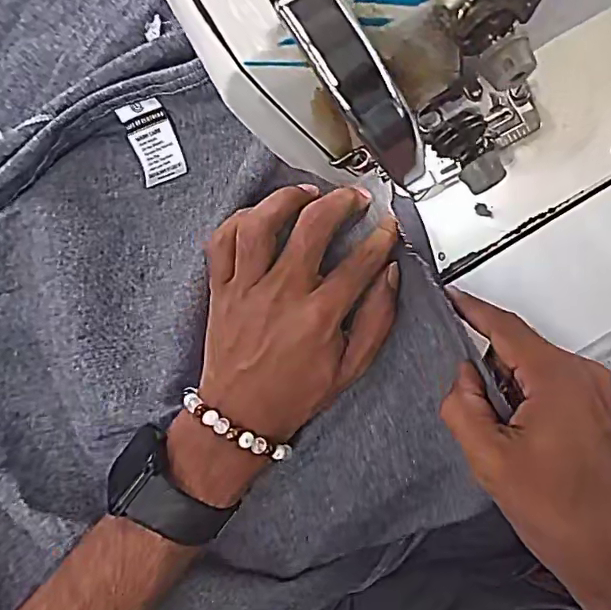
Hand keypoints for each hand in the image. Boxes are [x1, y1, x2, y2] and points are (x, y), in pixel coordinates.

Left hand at [169, 184, 400, 505]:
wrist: (240, 416)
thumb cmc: (294, 394)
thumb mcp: (351, 368)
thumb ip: (377, 320)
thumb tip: (389, 276)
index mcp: (318, 316)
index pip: (359, 262)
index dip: (381, 237)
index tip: (388, 227)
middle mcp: (282, 294)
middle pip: (312, 227)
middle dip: (340, 203)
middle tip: (353, 199)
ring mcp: (247, 289)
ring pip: (260, 224)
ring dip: (286, 199)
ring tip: (307, 193)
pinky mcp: (221, 289)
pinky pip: (221, 242)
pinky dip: (239, 220)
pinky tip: (259, 215)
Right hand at [440, 291, 610, 609]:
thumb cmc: (566, 516)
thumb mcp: (490, 461)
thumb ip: (463, 406)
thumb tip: (462, 378)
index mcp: (560, 379)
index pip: (506, 328)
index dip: (472, 310)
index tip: (453, 298)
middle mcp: (588, 377)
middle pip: (522, 351)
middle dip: (494, 375)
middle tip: (483, 418)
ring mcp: (603, 393)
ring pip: (540, 371)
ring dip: (516, 393)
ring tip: (516, 444)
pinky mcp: (608, 409)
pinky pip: (561, 387)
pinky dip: (537, 403)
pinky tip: (534, 445)